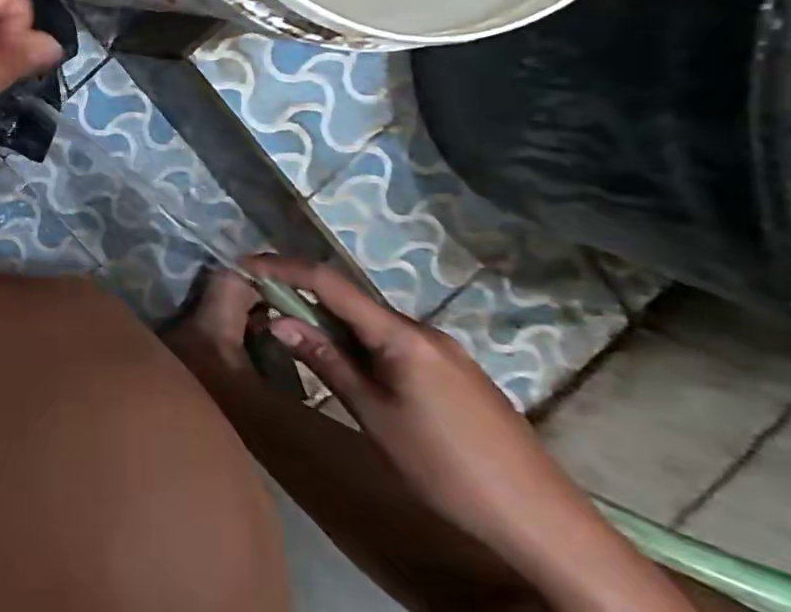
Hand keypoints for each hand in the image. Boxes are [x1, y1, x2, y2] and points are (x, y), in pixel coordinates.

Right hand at [248, 256, 690, 610]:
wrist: (545, 525)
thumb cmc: (446, 468)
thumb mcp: (373, 414)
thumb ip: (327, 362)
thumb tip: (279, 320)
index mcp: (403, 337)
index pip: (331, 284)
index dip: (284, 268)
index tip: (245, 265)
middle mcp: (426, 333)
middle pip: (352, 300)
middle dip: (303, 296)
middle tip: (260, 306)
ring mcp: (446, 355)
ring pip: (372, 324)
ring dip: (330, 322)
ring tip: (294, 337)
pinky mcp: (456, 376)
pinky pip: (393, 343)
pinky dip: (358, 343)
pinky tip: (346, 366)